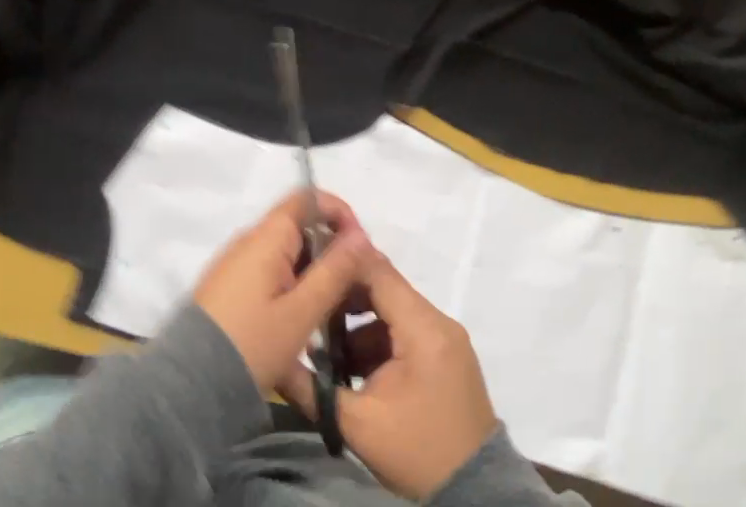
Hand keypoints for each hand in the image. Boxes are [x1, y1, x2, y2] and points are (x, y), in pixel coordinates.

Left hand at [193, 192, 372, 393]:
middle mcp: (248, 241)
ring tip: (334, 305)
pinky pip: (270, 270)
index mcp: (266, 237)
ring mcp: (236, 264)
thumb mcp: (302, 311)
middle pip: (298, 225)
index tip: (360, 248)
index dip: (338, 213)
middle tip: (355, 284)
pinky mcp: (230, 287)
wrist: (191, 382)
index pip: (306, 198)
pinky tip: (305, 316)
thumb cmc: (252, 343)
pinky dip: (293, 282)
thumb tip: (361, 236)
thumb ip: (334, 271)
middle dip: (330, 246)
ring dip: (313, 268)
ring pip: (286, 251)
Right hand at [287, 252, 498, 500]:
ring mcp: (445, 340)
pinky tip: (350, 367)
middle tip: (306, 307)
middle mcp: (439, 323)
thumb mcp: (356, 423)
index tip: (305, 262)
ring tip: (323, 347)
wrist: (472, 493)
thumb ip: (311, 387)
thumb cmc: (415, 452)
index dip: (341, 262)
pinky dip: (376, 340)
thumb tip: (273, 359)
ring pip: (392, 311)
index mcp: (423, 329)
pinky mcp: (445, 357)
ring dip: (357, 323)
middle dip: (343, 297)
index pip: (377, 273)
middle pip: (384, 289)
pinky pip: (405, 332)